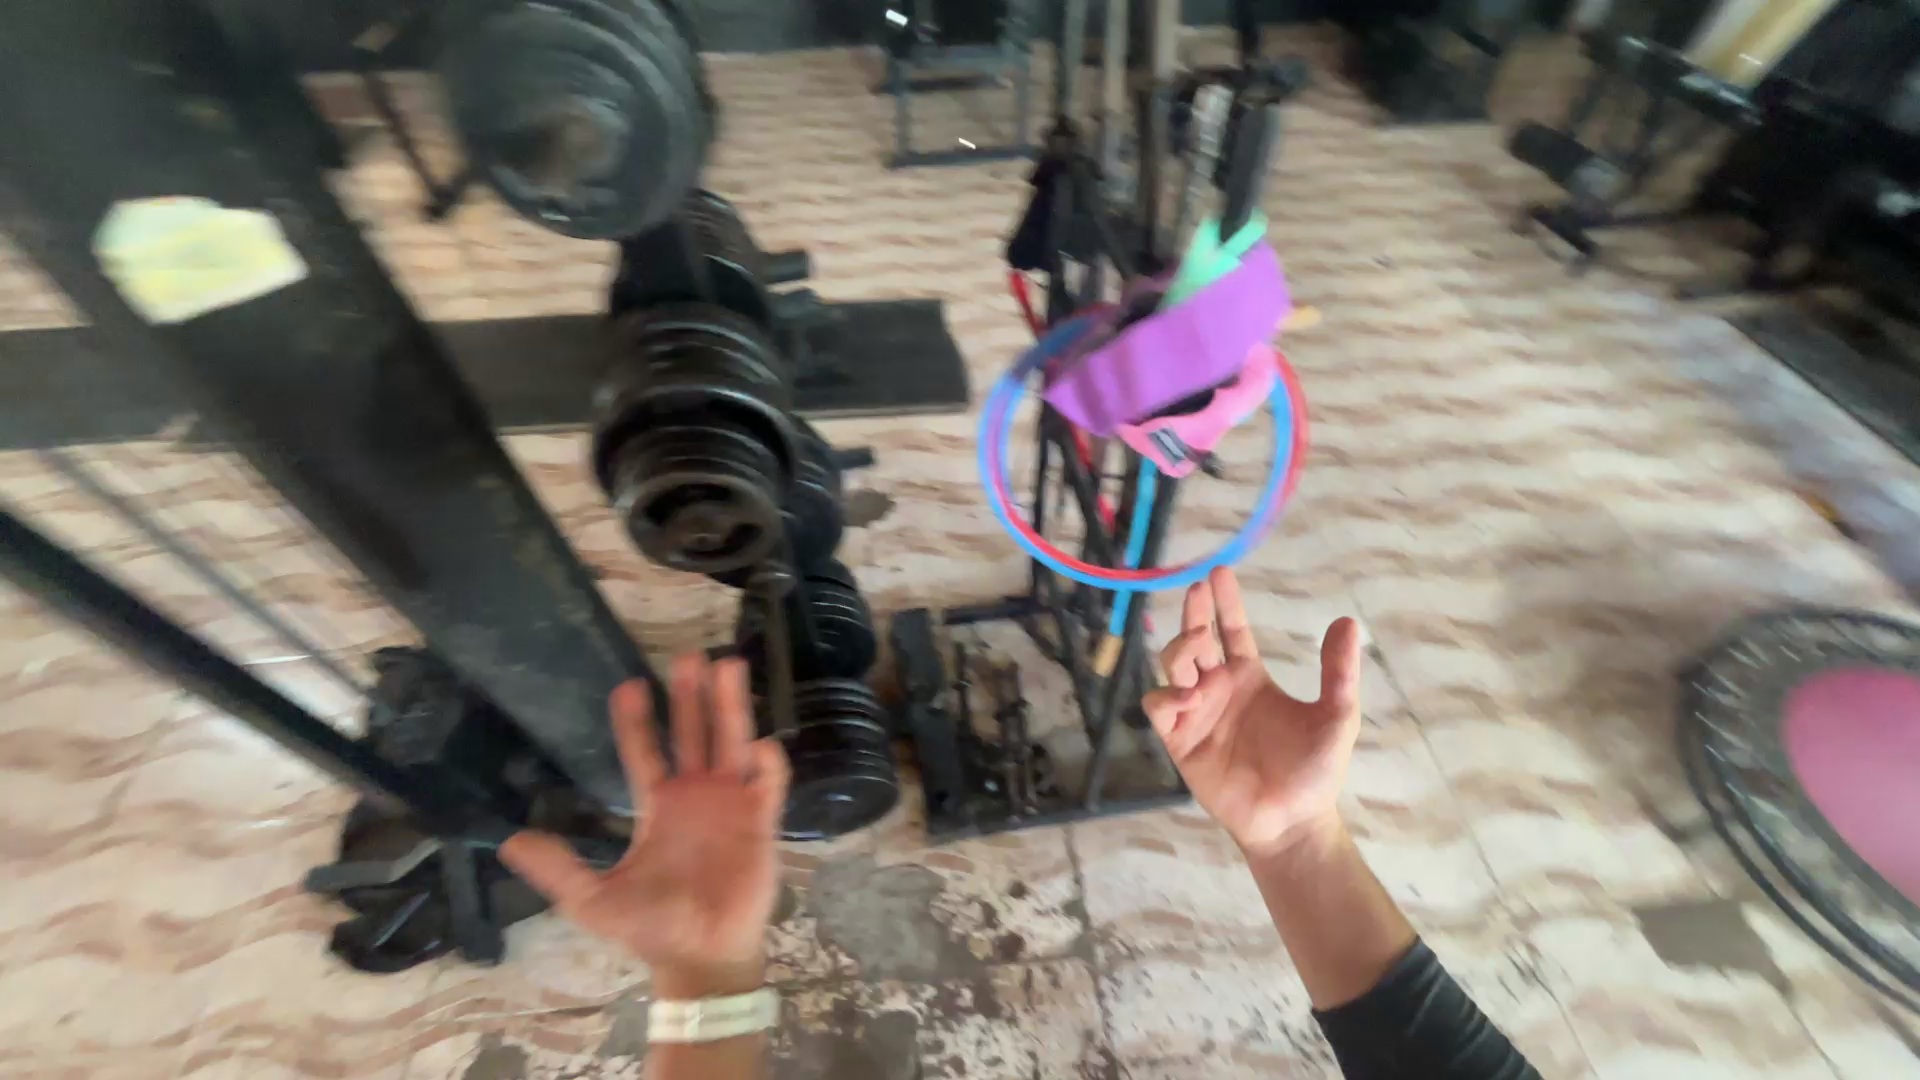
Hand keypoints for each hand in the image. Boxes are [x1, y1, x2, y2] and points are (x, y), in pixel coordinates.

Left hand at [500, 653, 789, 997]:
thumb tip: (508, 840)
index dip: (637, 721)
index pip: (646, 752)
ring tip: (729, 667)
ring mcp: (731, 802)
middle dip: (692, 696)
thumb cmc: (654, 925)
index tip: (630, 685)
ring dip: (731, 706)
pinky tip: (760, 748)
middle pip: (695, 733)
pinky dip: (768, 764)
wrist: (701, 958)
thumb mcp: (595, 899)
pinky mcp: (761, 819)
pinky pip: (768, 783)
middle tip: (690, 656)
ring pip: (733, 742)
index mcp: (661, 804)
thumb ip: (559, 869)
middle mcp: (698, 793)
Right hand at [1142, 567, 1363, 858]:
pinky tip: (1187, 699)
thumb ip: (1338, 671)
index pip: (1230, 630)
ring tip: (1197, 647)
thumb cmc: (1313, 770)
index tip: (1218, 573)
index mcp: (1248, 677)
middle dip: (1193, 613)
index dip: (1224, 603)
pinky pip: (1159, 706)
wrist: (1291, 821)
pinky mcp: (1178, 739)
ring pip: (1172, 666)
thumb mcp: (1336, 716)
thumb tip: (1346, 621)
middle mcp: (1217, 687)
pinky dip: (1166, 697)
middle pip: (1194, 640)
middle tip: (1197, 593)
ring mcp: (1195, 711)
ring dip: (1179, 650)